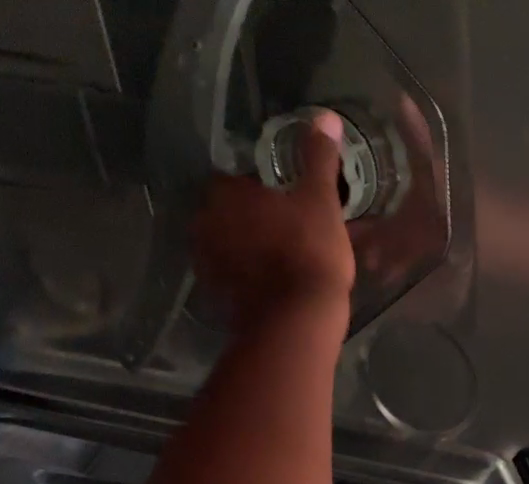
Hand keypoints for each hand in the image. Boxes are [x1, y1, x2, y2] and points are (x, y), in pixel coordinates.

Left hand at [190, 109, 355, 329]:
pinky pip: (228, 279)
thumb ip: (319, 159)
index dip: (259, 192)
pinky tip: (269, 289)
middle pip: (225, 214)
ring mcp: (205, 262)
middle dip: (247, 221)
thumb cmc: (310, 253)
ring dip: (244, 251)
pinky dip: (244, 280)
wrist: (295, 321)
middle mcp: (204, 222)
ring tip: (277, 263)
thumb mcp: (322, 202)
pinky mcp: (213, 296)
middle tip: (282, 234)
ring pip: (225, 246)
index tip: (283, 205)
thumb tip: (325, 116)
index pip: (234, 181)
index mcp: (226, 193)